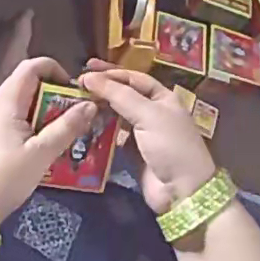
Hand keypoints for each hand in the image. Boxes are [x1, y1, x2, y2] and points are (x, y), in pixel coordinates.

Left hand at [0, 57, 95, 221]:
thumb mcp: (41, 153)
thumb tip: (90, 104)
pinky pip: (20, 123)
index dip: (55, 69)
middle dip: (57, 96)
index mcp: (7, 102)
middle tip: (79, 115)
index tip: (75, 89)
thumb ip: (66, 128)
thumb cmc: (5, 176)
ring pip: (26, 107)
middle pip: (30, 86)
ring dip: (49, 114)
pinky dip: (38, 128)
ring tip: (71, 132)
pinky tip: (51, 148)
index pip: (31, 67)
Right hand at [78, 62, 217, 213]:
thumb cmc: (170, 145)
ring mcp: (143, 133)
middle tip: (78, 84)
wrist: (182, 191)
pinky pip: (114, 135)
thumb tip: (89, 77)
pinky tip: (84, 125)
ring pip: (117, 115)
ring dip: (100, 108)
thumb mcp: (147, 114)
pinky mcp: (133, 152)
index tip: (87, 69)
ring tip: (77, 103)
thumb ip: (118, 95)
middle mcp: (153, 112)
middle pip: (125, 95)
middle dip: (103, 89)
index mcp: (163, 98)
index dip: (112, 72)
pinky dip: (101, 129)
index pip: (134, 78)